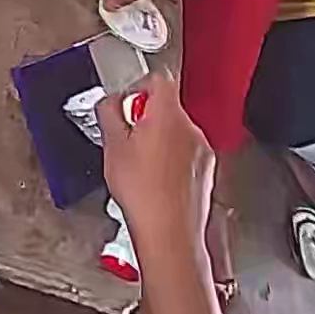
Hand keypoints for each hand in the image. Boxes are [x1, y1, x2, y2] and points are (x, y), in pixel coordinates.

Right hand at [97, 73, 213, 268]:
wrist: (169, 234)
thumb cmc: (143, 194)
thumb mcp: (112, 146)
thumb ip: (109, 113)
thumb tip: (110, 101)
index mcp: (168, 116)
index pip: (160, 79)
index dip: (139, 86)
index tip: (127, 102)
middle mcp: (190, 129)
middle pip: (167, 106)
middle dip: (145, 117)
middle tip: (127, 136)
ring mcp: (202, 150)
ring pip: (176, 130)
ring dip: (158, 138)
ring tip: (139, 163)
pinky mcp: (206, 170)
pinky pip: (186, 152)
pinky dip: (171, 158)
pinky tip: (154, 179)